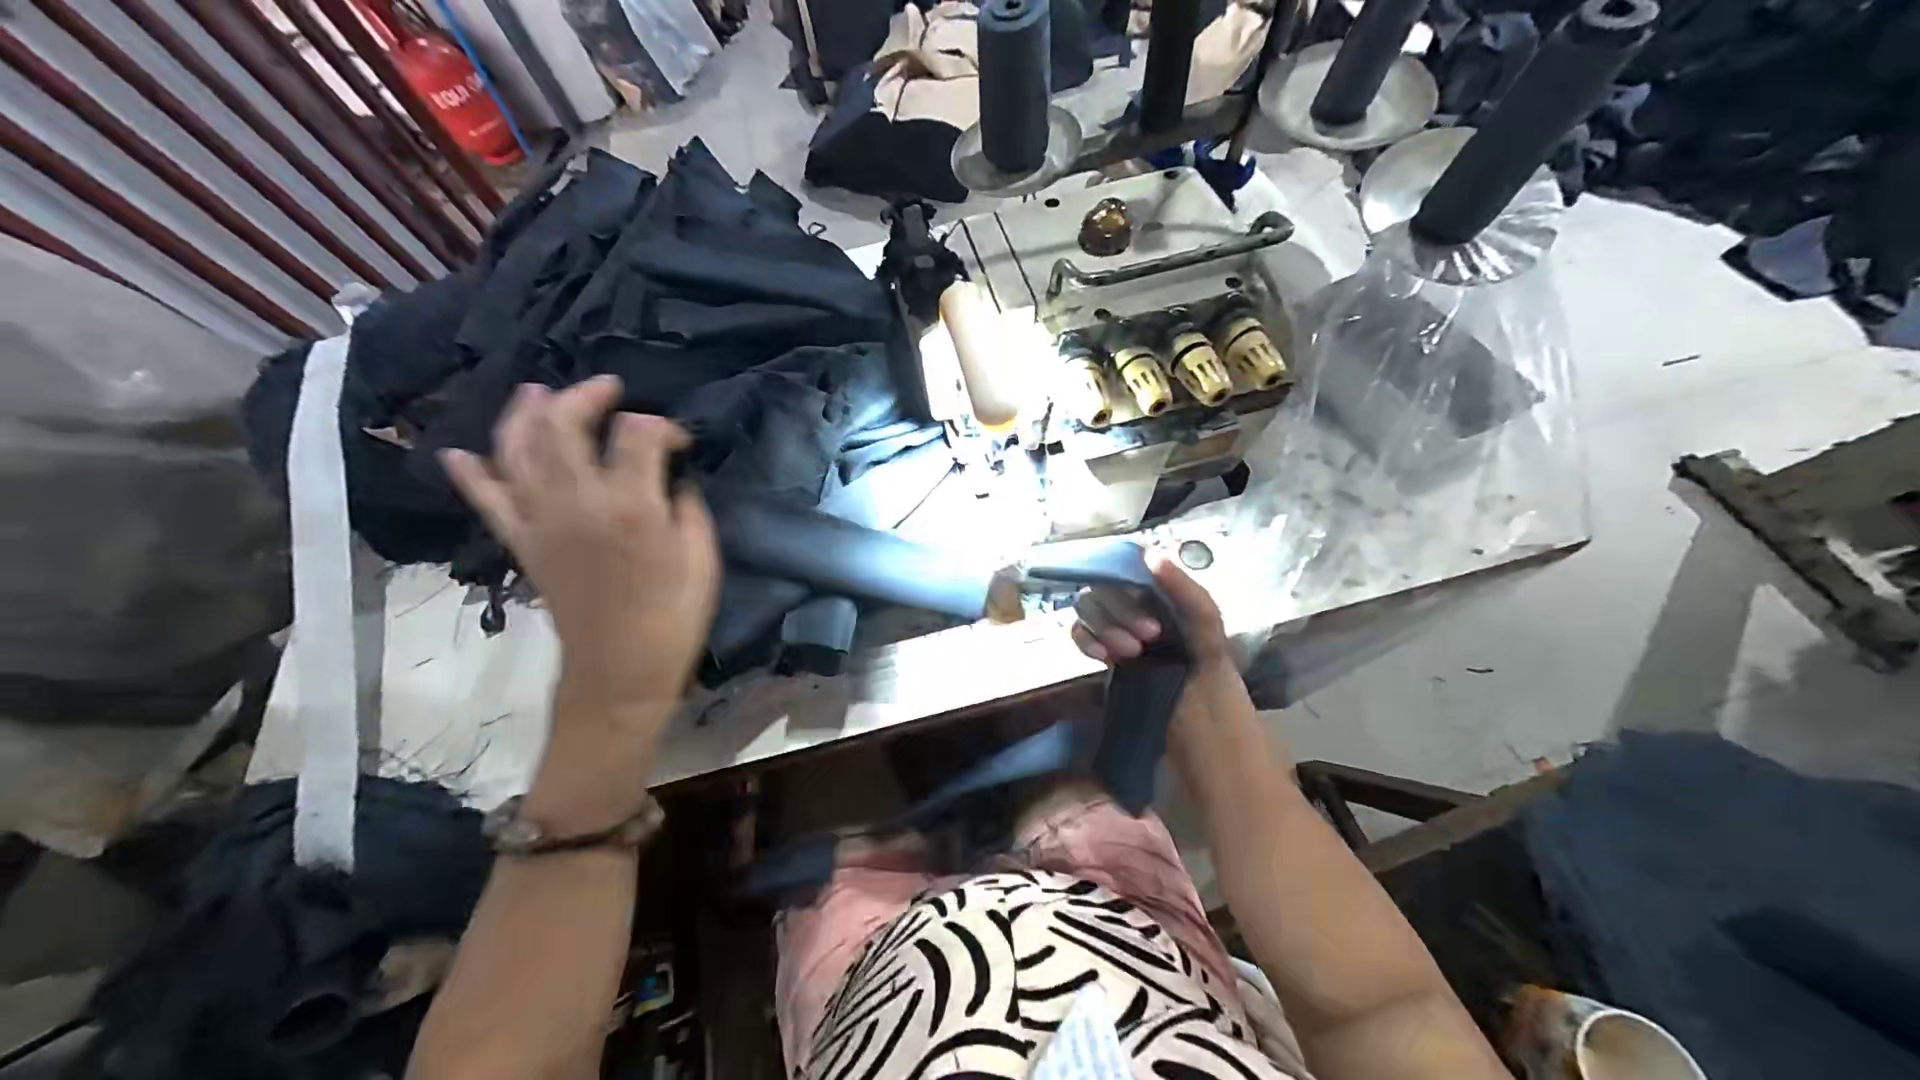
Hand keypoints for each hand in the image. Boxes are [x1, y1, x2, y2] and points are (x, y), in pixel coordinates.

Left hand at [441, 376, 719, 713]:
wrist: (621, 670)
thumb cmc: (674, 615)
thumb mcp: (702, 557)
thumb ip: (689, 506)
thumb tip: (674, 476)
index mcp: (632, 505)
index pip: (638, 432)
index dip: (664, 426)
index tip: (680, 443)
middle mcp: (578, 502)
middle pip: (562, 424)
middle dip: (585, 395)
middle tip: (608, 388)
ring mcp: (541, 520)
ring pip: (517, 449)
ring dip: (524, 413)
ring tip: (539, 393)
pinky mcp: (521, 543)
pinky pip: (486, 501)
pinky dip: (470, 474)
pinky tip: (461, 454)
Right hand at [1069, 553, 1290, 787]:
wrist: (1209, 752)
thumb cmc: (1216, 692)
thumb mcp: (1211, 637)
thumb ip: (1189, 596)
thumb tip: (1151, 554)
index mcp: (1171, 605)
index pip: (1134, 573)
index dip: (1132, 584)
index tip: (1150, 612)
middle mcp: (1144, 615)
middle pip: (1109, 590)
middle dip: (1121, 611)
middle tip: (1145, 641)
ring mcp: (1122, 639)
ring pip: (1091, 611)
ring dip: (1103, 625)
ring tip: (1127, 654)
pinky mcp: (1105, 666)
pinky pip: (1082, 638)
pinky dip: (1085, 640)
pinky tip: (1100, 656)